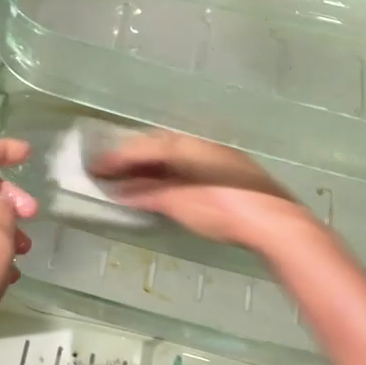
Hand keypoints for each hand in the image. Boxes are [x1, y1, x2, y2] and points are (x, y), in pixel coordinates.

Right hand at [89, 131, 312, 249]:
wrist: (271, 220)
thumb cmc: (220, 208)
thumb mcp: (177, 202)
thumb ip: (147, 194)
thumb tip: (121, 191)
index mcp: (183, 144)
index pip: (141, 147)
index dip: (116, 158)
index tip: (94, 167)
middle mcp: (198, 144)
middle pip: (157, 146)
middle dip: (131, 159)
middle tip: (108, 172)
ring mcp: (214, 157)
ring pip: (173, 156)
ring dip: (149, 167)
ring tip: (129, 181)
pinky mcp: (226, 172)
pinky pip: (185, 165)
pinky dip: (167, 174)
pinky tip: (161, 188)